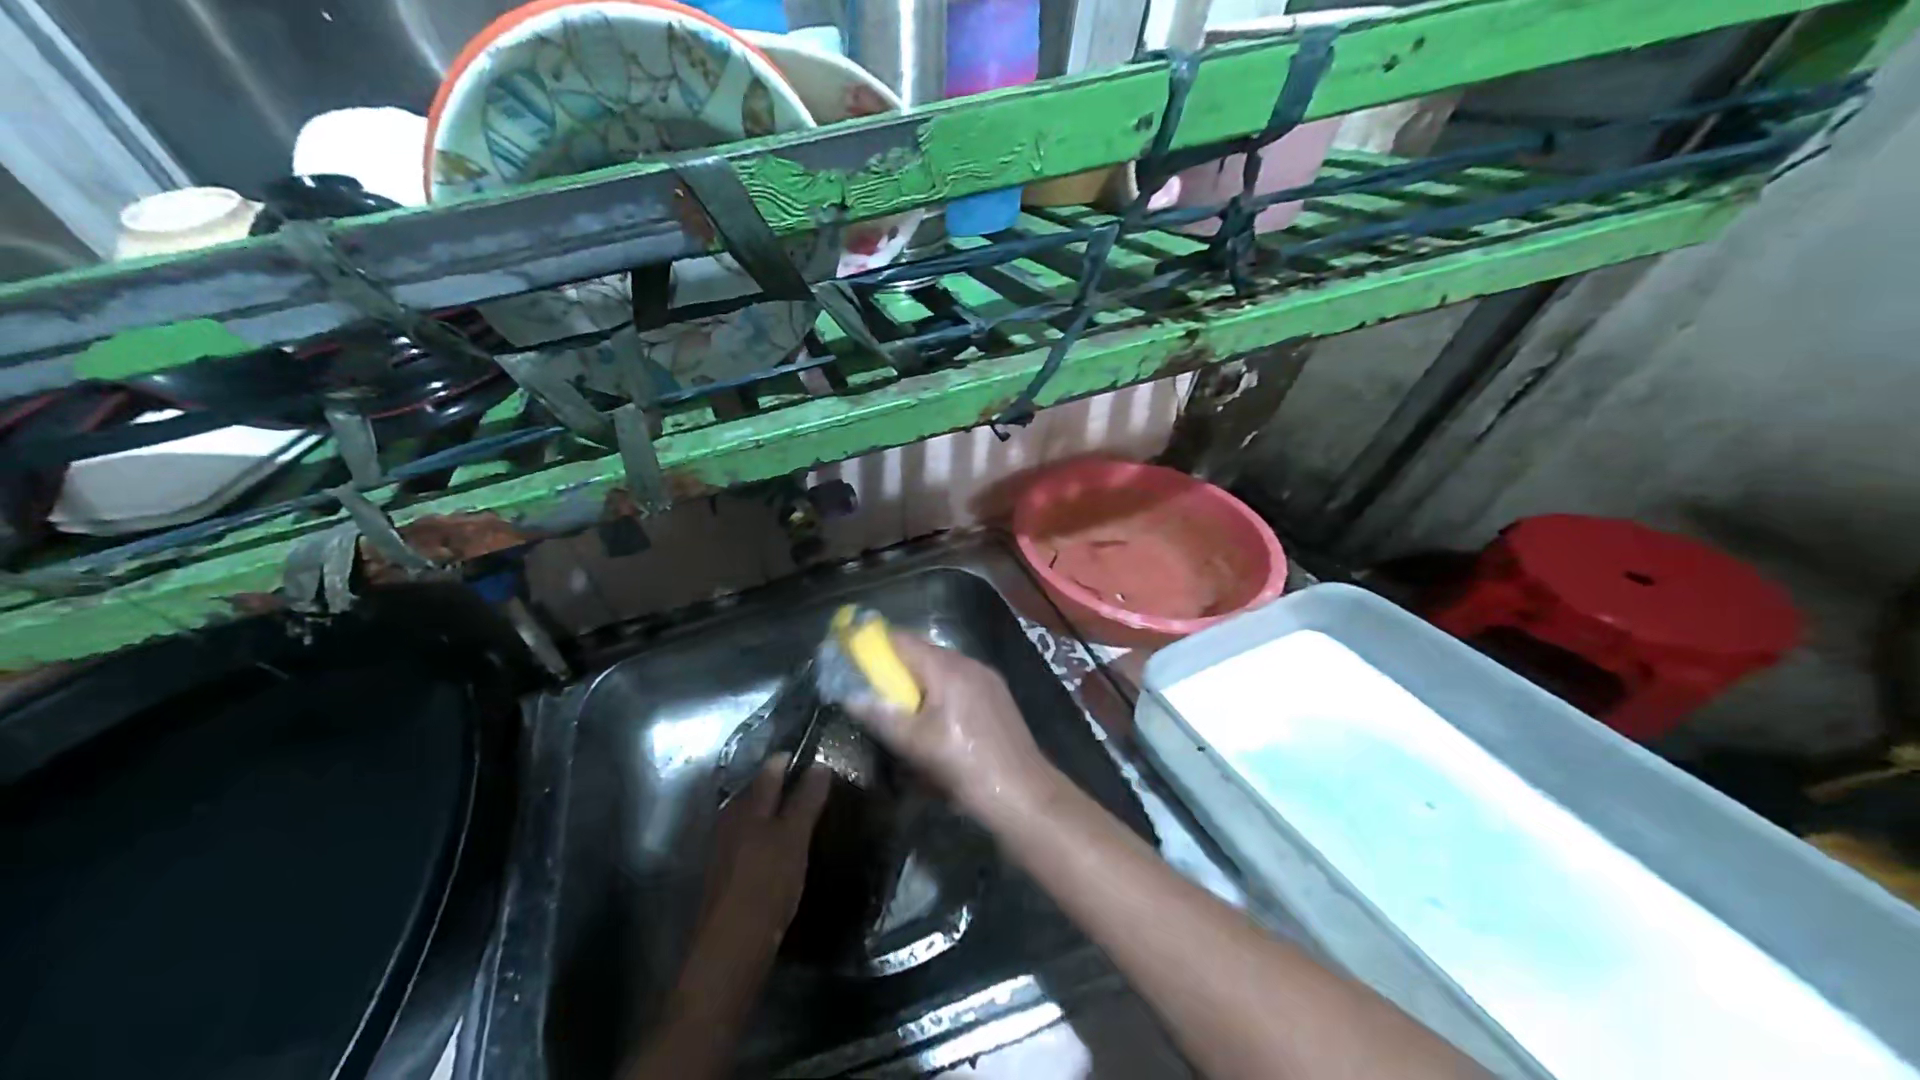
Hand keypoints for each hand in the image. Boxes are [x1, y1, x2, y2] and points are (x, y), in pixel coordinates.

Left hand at [627, 757, 828, 1079]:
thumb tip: (820, 764)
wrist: (731, 947)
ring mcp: (726, 846)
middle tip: (819, 783)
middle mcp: (732, 819)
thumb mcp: (793, 838)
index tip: (819, 755)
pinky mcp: (728, 872)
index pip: (771, 768)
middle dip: (785, 783)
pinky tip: (787, 845)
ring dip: (777, 810)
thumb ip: (806, 800)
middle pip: (760, 791)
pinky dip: (770, 834)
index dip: (793, 759)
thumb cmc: (766, 885)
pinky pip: (752, 839)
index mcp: (747, 805)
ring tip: (808, 812)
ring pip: (755, 816)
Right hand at [844, 632, 1061, 822]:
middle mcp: (970, 664)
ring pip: (942, 670)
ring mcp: (987, 679)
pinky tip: (935, 722)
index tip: (853, 658)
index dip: (875, 645)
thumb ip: (881, 716)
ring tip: (904, 711)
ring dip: (919, 683)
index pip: (903, 640)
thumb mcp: (915, 745)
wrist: (1022, 794)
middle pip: (923, 653)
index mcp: (948, 668)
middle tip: (874, 691)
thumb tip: (851, 697)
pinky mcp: (997, 697)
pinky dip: (940, 694)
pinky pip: (960, 684)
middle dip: (896, 669)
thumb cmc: (965, 766)